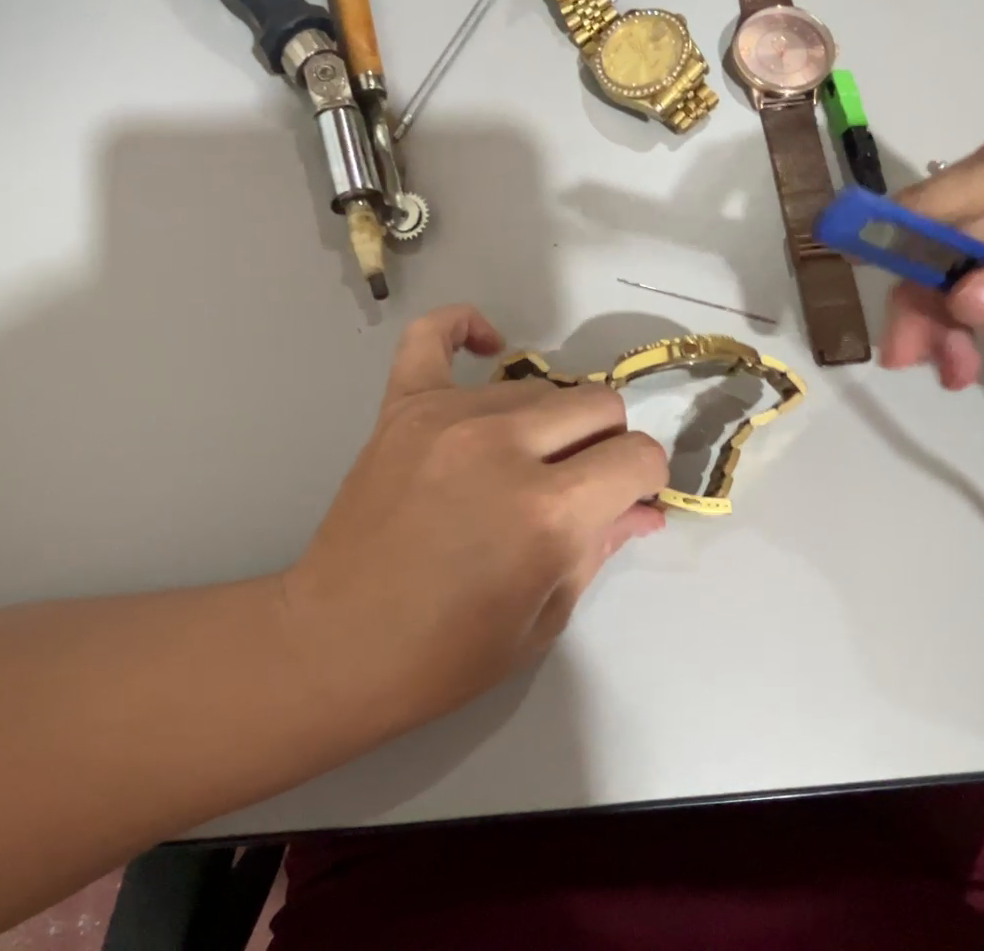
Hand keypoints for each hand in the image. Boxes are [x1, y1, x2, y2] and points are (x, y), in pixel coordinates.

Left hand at [283, 305, 668, 727]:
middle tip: (579, 485)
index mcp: (549, 512)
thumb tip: (645, 508)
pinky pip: (432, 337)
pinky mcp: (400, 408)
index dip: (645, 481)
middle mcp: (503, 447)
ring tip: (524, 462)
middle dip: (605, 446)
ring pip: (535, 386)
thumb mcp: (545, 617)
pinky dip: (464, 329)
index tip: (626, 499)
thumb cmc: (447, 654)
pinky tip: (485, 350)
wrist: (338, 643)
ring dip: (548, 421)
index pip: (637, 456)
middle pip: (596, 405)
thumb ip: (601, 547)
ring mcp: (446, 418)